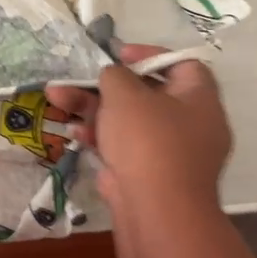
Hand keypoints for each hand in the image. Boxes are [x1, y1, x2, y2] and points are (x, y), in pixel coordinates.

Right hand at [45, 44, 231, 214]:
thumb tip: (114, 75)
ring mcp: (169, 147)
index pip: (185, 66)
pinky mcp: (148, 166)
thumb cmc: (147, 138)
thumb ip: (115, 74)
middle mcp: (191, 123)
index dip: (152, 54)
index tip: (119, 54)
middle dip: (105, 84)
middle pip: (147, 91)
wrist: (155, 203)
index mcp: (199, 102)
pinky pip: (122, 139)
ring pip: (126, 115)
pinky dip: (98, 132)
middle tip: (82, 78)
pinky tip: (75, 131)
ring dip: (89, 105)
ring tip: (56, 98)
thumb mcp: (125, 93)